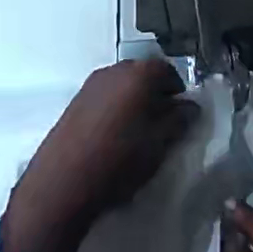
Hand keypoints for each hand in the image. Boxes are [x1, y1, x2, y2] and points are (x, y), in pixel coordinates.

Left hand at [0, 59, 197, 251]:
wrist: (62, 182)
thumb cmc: (119, 160)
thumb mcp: (159, 144)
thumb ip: (180, 120)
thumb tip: (191, 106)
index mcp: (140, 73)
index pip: (168, 71)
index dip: (178, 91)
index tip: (181, 114)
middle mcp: (116, 69)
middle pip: (144, 74)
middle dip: (155, 93)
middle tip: (161, 123)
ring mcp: (92, 83)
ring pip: (122, 84)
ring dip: (133, 100)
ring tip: (136, 132)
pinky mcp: (75, 99)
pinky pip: (104, 96)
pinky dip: (114, 107)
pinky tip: (112, 135)